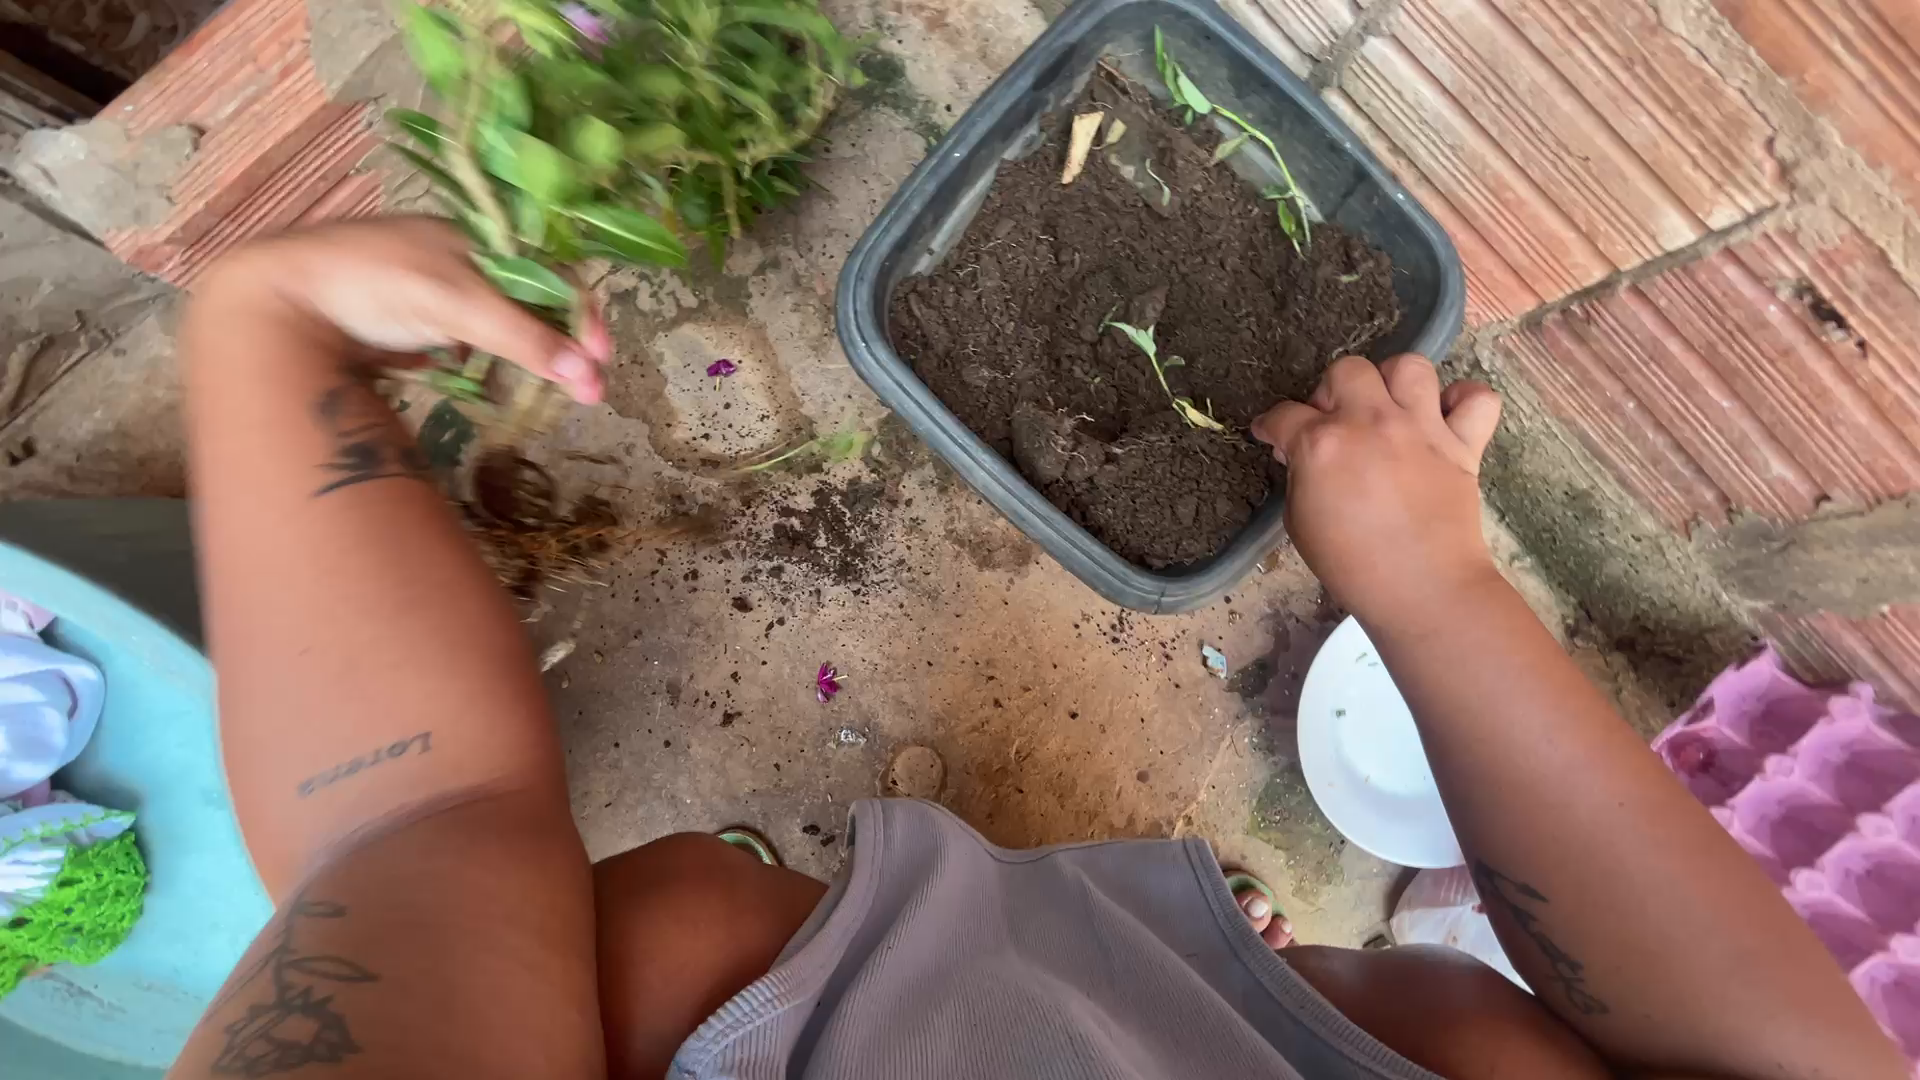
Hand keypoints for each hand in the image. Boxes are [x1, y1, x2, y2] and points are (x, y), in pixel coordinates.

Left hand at [199, 216, 610, 403]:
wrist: (276, 305)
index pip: (556, 276)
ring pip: (517, 328)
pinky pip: (487, 346)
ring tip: (560, 394)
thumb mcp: (456, 305)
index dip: (584, 317)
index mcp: (482, 239)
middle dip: (569, 348)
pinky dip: (505, 366)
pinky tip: (511, 385)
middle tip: (587, 391)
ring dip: (542, 362)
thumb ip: (526, 338)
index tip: (601, 361)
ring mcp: (451, 296)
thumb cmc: (371, 283)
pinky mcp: (432, 327)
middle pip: (542, 305)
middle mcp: (472, 263)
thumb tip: (592, 378)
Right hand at [1251, 354, 1502, 624]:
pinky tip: (1442, 419)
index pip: (1282, 415)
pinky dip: (1462, 401)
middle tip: (1332, 420)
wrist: (1420, 587)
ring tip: (1385, 409)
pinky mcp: (1464, 444)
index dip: (1270, 425)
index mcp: (1320, 444)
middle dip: (1330, 390)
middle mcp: (1370, 422)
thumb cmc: (1348, 562)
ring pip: (1409, 366)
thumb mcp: (1298, 518)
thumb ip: (1300, 475)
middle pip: (1346, 370)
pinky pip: (1477, 398)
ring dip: (1391, 382)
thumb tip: (1305, 456)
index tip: (1270, 434)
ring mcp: (1422, 428)